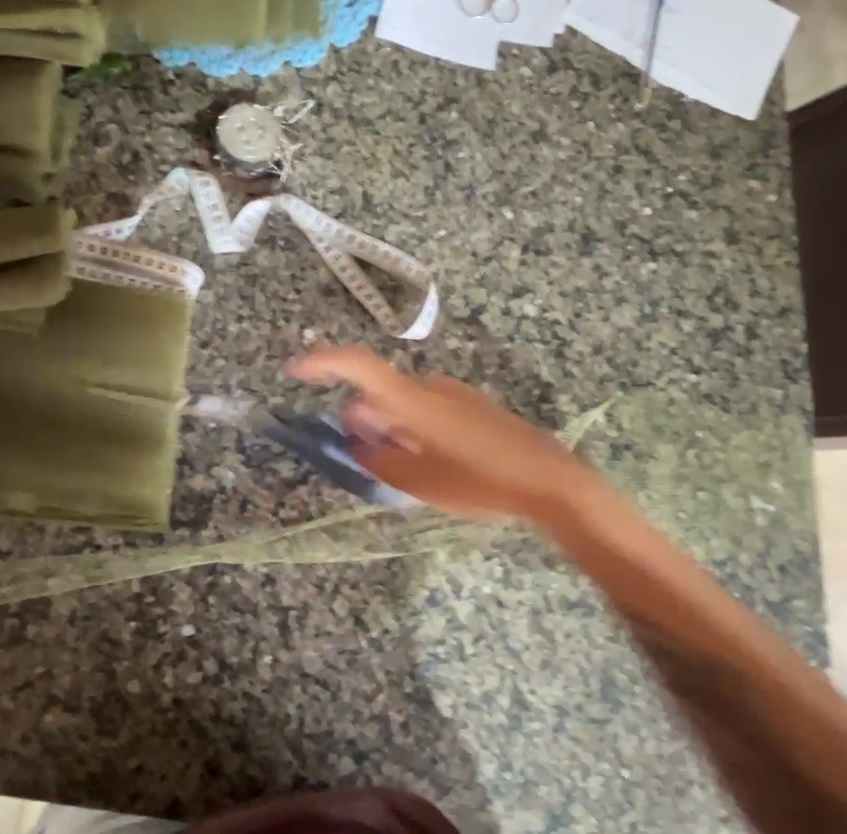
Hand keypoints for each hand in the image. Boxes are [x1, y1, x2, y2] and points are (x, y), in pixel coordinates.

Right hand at [290, 346, 606, 523]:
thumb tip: (358, 441)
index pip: (358, 366)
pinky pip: (430, 410)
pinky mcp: (476, 406)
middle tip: (363, 452)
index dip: (322, 362)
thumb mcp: (419, 484)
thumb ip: (378, 460)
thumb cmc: (480, 483)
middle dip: (364, 417)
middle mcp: (431, 387)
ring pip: (406, 404)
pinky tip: (435, 464)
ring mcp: (456, 394)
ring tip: (404, 468)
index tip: (295, 369)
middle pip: (381, 392)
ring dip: (393, 427)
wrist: (552, 482)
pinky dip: (417, 429)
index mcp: (412, 400)